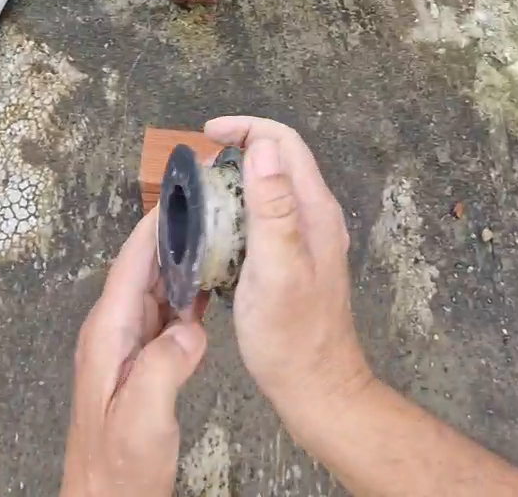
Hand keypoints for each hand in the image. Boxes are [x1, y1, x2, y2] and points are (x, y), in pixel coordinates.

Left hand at [61, 212, 208, 496]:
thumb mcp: (142, 420)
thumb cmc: (116, 471)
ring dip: (180, 264)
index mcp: (108, 334)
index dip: (152, 228)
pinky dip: (184, 297)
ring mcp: (125, 345)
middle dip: (171, 236)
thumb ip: (163, 367)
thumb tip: (189, 328)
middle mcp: (113, 332)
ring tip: (211, 239)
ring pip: (154, 289)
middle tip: (205, 210)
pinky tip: (205, 291)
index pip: (129, 265)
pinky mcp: (140, 361)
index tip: (177, 198)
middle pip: (142, 269)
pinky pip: (163, 315)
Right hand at [205, 116, 374, 430]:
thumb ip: (273, 207)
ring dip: (236, 178)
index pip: (284, 143)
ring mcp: (307, 237)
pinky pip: (265, 214)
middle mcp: (315, 215)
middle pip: (278, 160)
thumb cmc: (292, 336)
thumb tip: (263, 147)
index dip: (247, 128)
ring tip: (203, 194)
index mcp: (314, 209)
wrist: (317, 389)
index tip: (208, 134)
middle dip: (238, 149)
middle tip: (200, 170)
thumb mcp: (277, 268)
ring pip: (270, 186)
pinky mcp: (295, 257)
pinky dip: (238, 207)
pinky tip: (217, 228)